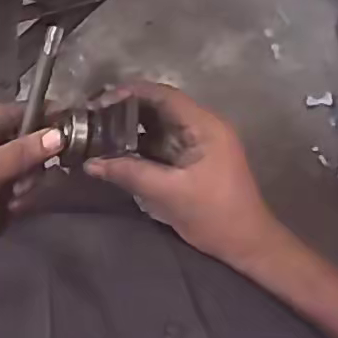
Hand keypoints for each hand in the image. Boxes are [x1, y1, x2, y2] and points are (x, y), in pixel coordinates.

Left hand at [0, 104, 63, 305]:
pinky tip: (14, 207)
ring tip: (16, 195)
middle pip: (25, 139)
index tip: (70, 119)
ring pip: (29, 166)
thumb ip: (22, 151)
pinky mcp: (1, 197)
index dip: (40, 114)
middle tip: (45, 166)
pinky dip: (24, 197)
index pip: (12, 112)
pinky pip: (25, 189)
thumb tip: (59, 135)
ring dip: (29, 180)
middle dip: (36, 155)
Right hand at [82, 82, 280, 263]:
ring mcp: (197, 142)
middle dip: (125, 107)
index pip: (164, 95)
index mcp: (204, 126)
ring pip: (158, 123)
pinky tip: (116, 149)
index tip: (100, 101)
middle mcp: (202, 127)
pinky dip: (138, 142)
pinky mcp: (191, 158)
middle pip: (159, 105)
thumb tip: (90, 163)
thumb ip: (129, 174)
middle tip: (93, 114)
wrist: (247, 245)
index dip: (130, 93)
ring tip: (98, 129)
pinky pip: (160, 141)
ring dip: (130, 124)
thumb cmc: (215, 215)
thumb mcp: (169, 193)